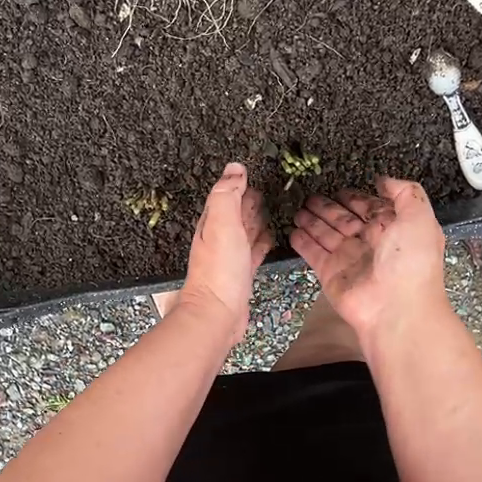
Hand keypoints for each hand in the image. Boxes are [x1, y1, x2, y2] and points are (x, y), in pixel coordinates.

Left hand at [176, 162, 273, 339]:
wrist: (217, 313)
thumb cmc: (218, 269)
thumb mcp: (221, 223)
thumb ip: (226, 194)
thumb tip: (234, 168)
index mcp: (212, 224)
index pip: (225, 198)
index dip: (237, 186)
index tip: (250, 174)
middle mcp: (219, 239)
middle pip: (235, 214)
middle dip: (248, 202)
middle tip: (263, 190)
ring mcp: (230, 258)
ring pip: (245, 233)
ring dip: (256, 221)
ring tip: (268, 210)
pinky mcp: (241, 274)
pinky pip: (253, 252)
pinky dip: (261, 242)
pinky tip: (269, 239)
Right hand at [289, 177, 447, 342]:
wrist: (396, 308)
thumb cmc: (411, 262)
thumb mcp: (418, 218)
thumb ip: (405, 193)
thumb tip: (384, 181)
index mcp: (391, 229)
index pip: (369, 208)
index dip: (356, 198)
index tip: (340, 189)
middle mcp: (368, 243)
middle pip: (344, 220)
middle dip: (328, 208)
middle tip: (310, 197)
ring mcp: (348, 258)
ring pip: (326, 234)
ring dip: (312, 221)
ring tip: (298, 210)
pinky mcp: (330, 273)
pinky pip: (313, 253)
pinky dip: (302, 242)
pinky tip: (293, 230)